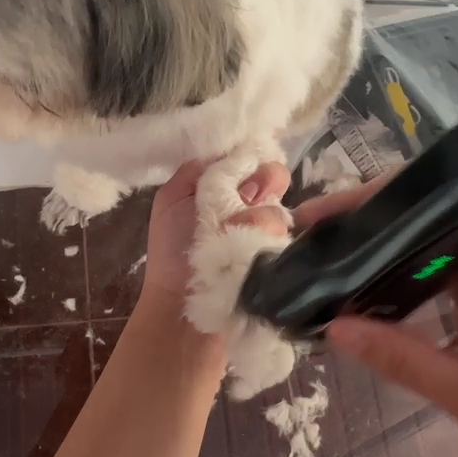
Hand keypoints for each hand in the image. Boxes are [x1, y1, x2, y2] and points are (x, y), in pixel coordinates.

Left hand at [135, 157, 291, 318]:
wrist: (183, 304)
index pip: (250, 158)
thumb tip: (232, 152)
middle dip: (266, 178)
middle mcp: (250, 205)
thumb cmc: (173, 250)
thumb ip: (198, 168)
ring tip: (238, 233)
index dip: (251, 155)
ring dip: (259, 214)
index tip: (245, 161)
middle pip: (274, 174)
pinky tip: (252, 246)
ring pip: (279, 203)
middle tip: (248, 194)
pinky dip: (266, 233)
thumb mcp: (172, 198)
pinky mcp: (279, 254)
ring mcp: (267, 231)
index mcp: (223, 188)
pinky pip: (284, 231)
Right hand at [300, 178, 457, 456]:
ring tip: (327, 243)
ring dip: (380, 238)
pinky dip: (397, 264)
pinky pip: (433, 260)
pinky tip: (359, 271)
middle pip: (429, 212)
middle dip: (371, 215)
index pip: (439, 206)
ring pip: (427, 233)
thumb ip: (398, 356)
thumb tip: (333, 327)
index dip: (382, 201)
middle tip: (314, 226)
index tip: (332, 211)